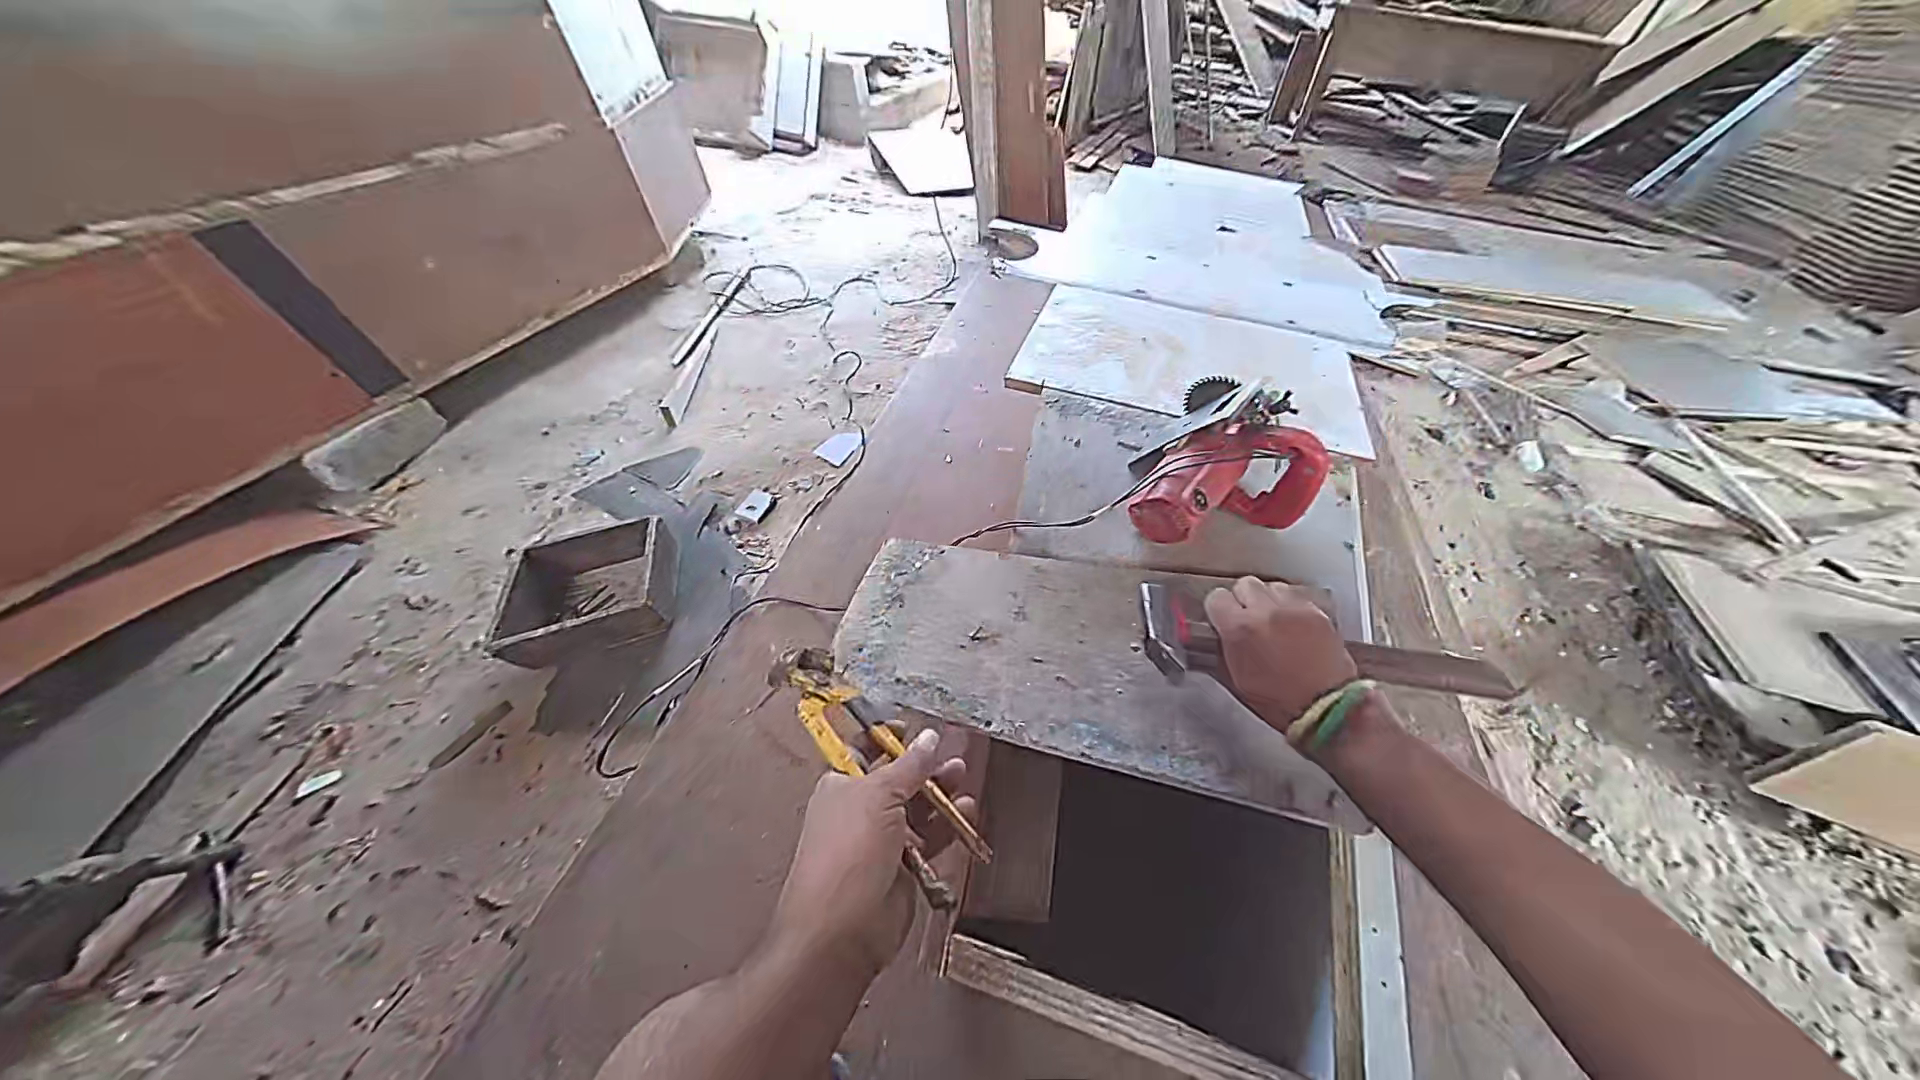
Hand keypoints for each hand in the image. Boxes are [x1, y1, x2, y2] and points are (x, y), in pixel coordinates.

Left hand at [765, 728, 975, 976]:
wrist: (841, 931)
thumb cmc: (850, 849)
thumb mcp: (878, 795)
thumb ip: (909, 766)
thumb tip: (930, 737)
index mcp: (842, 785)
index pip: (864, 750)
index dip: (886, 737)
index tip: (913, 728)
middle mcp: (861, 809)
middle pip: (898, 779)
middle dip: (924, 766)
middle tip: (951, 757)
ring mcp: (883, 839)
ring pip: (918, 808)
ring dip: (940, 793)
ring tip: (961, 778)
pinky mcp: (905, 867)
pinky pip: (931, 839)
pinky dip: (948, 824)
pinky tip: (965, 810)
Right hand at [1205, 577, 1357, 732]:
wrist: (1325, 707)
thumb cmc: (1279, 700)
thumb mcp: (1236, 675)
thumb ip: (1224, 644)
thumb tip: (1220, 630)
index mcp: (1239, 629)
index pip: (1216, 598)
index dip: (1218, 609)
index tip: (1222, 617)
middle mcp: (1265, 612)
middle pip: (1245, 584)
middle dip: (1243, 599)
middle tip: (1246, 617)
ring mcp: (1294, 609)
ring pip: (1271, 586)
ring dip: (1267, 599)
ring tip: (1272, 619)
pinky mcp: (1317, 612)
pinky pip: (1296, 596)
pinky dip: (1290, 605)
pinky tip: (1291, 623)